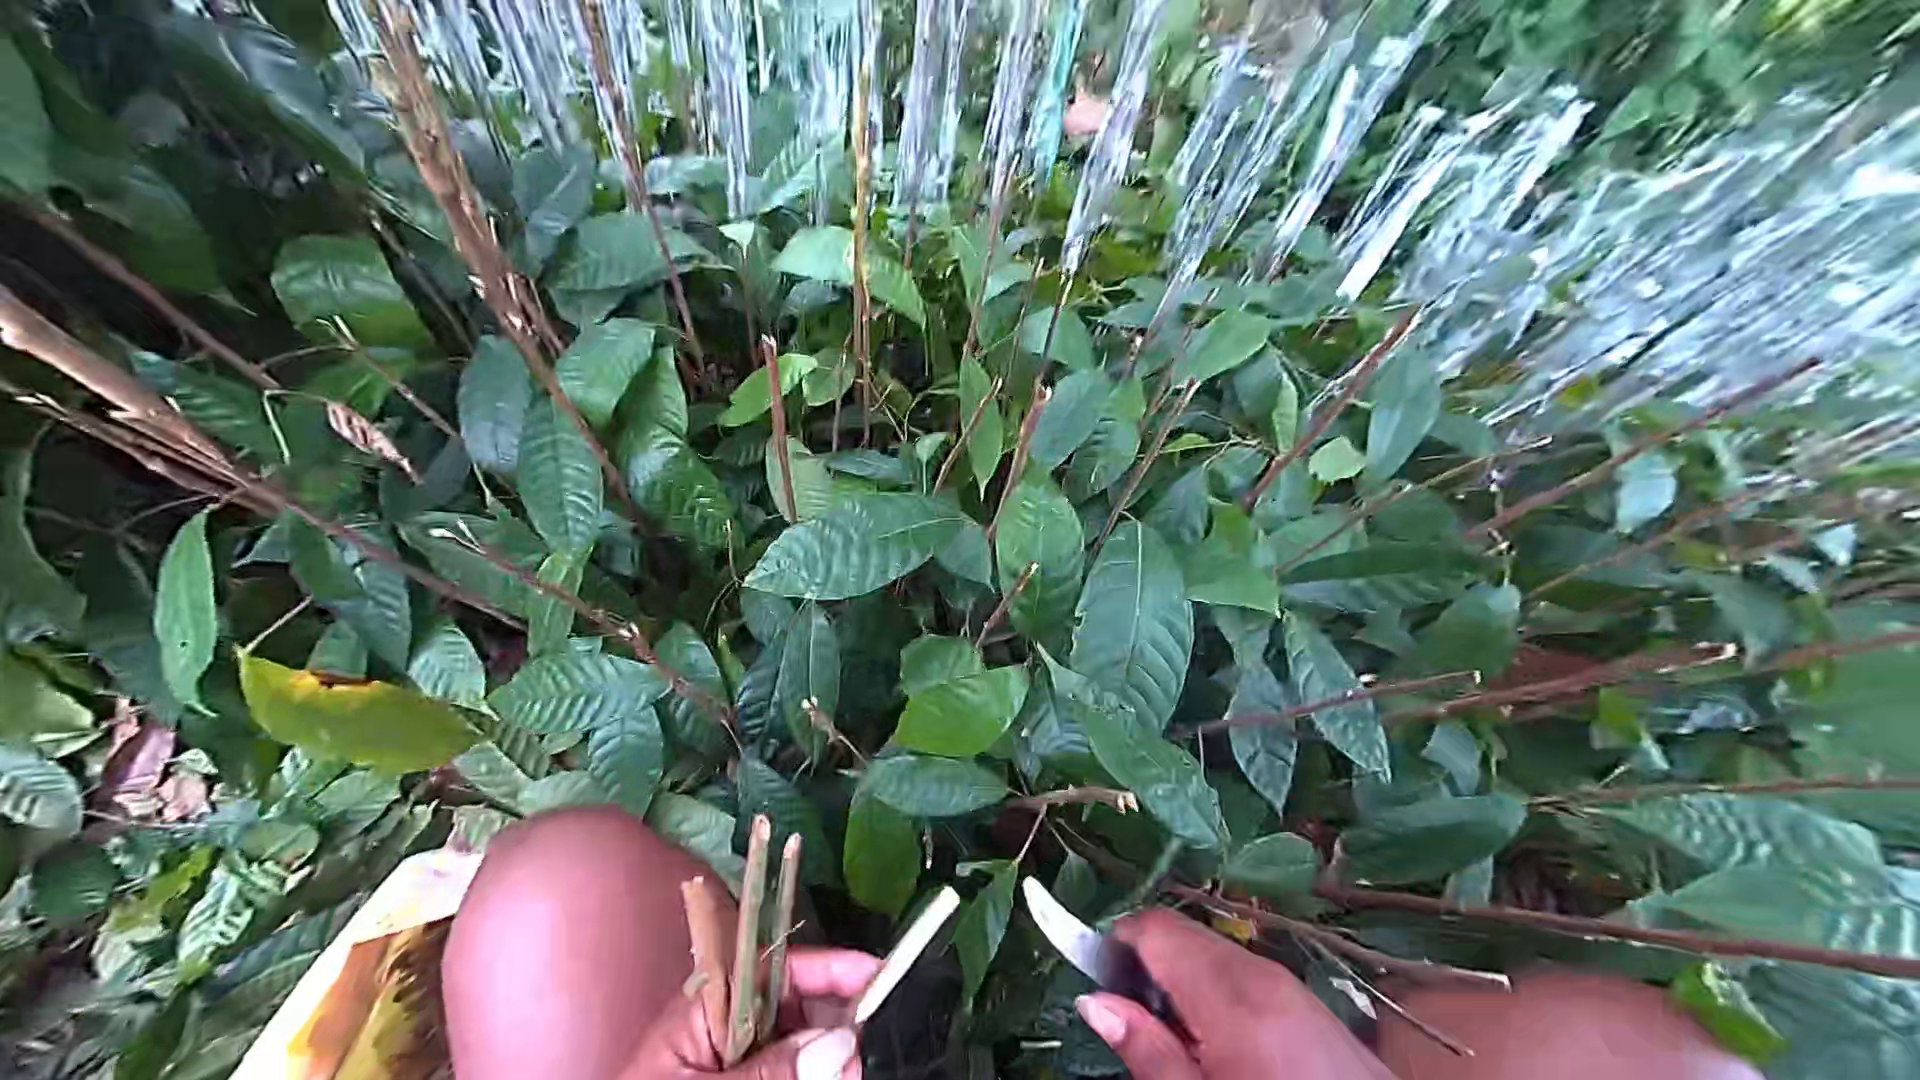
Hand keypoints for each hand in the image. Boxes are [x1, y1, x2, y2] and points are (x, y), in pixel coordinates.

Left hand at [619, 947, 882, 1079]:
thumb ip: (769, 1073)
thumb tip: (840, 1043)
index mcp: (711, 1003)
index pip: (782, 963)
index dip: (832, 965)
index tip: (879, 976)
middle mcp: (729, 1019)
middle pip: (803, 1001)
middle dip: (838, 1023)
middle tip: (860, 1060)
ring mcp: (739, 1054)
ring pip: (805, 1038)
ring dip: (830, 1057)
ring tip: (847, 1076)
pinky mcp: (749, 1075)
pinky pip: (793, 1067)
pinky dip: (813, 1074)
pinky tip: (832, 1079)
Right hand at [1076, 909, 1392, 1079]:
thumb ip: (1147, 1051)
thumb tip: (1092, 1001)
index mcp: (1231, 996)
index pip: (1154, 926)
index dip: (1117, 943)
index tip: (1103, 985)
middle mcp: (1259, 972)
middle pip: (1181, 934)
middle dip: (1147, 964)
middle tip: (1140, 1024)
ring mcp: (1289, 984)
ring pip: (1210, 952)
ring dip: (1180, 979)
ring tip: (1181, 1044)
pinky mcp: (1308, 1003)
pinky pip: (1242, 973)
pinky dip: (1215, 991)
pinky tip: (1223, 1047)